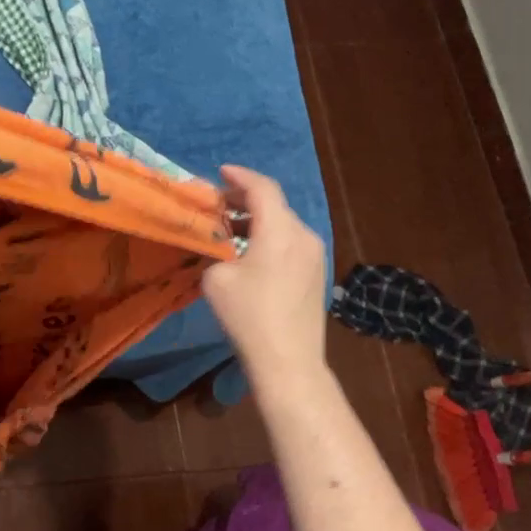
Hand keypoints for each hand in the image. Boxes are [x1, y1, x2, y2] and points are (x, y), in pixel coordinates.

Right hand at [201, 165, 329, 386]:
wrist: (288, 358)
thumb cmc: (248, 314)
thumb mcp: (216, 279)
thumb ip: (215, 253)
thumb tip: (219, 250)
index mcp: (280, 230)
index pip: (262, 188)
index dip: (240, 177)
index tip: (221, 172)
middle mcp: (303, 235)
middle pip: (275, 205)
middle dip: (245, 200)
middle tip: (218, 204)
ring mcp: (314, 256)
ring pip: (284, 225)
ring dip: (257, 221)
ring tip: (231, 230)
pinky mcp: (316, 274)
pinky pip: (290, 244)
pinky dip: (269, 238)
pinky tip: (250, 254)